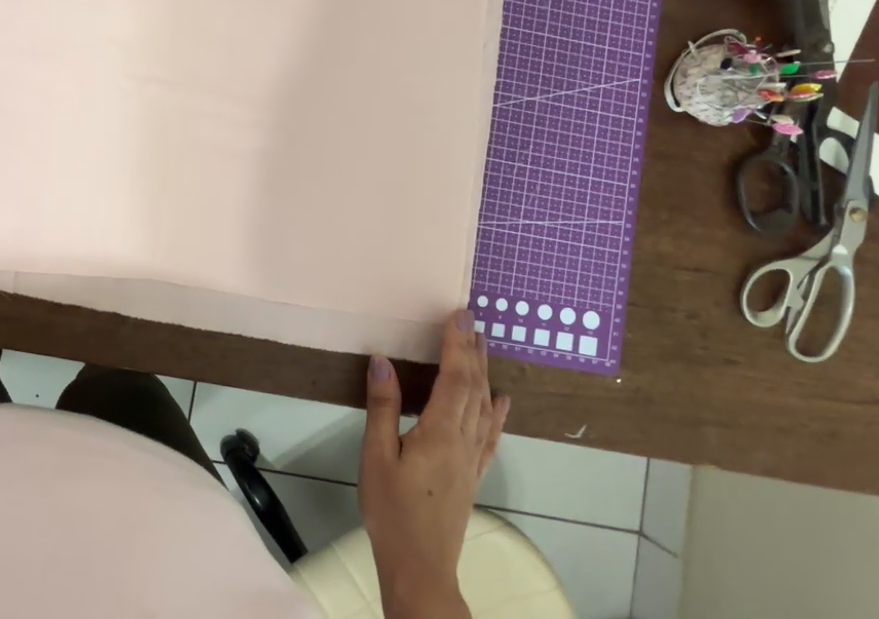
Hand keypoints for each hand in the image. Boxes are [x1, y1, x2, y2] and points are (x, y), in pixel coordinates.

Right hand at [358, 310, 508, 618]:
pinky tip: (502, 401)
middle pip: (474, 388)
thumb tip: (382, 360)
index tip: (458, 314)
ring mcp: (472, 459)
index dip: (457, 345)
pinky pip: (491, 435)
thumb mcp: (376, 455)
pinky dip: (498, 413)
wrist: (420, 564)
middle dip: (472, 352)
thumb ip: (383, 407)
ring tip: (483, 346)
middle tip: (470, 319)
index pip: (454, 379)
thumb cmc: (391, 509)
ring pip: (485, 408)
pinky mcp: (472, 474)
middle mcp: (464, 441)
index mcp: (440, 433)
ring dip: (484, 374)